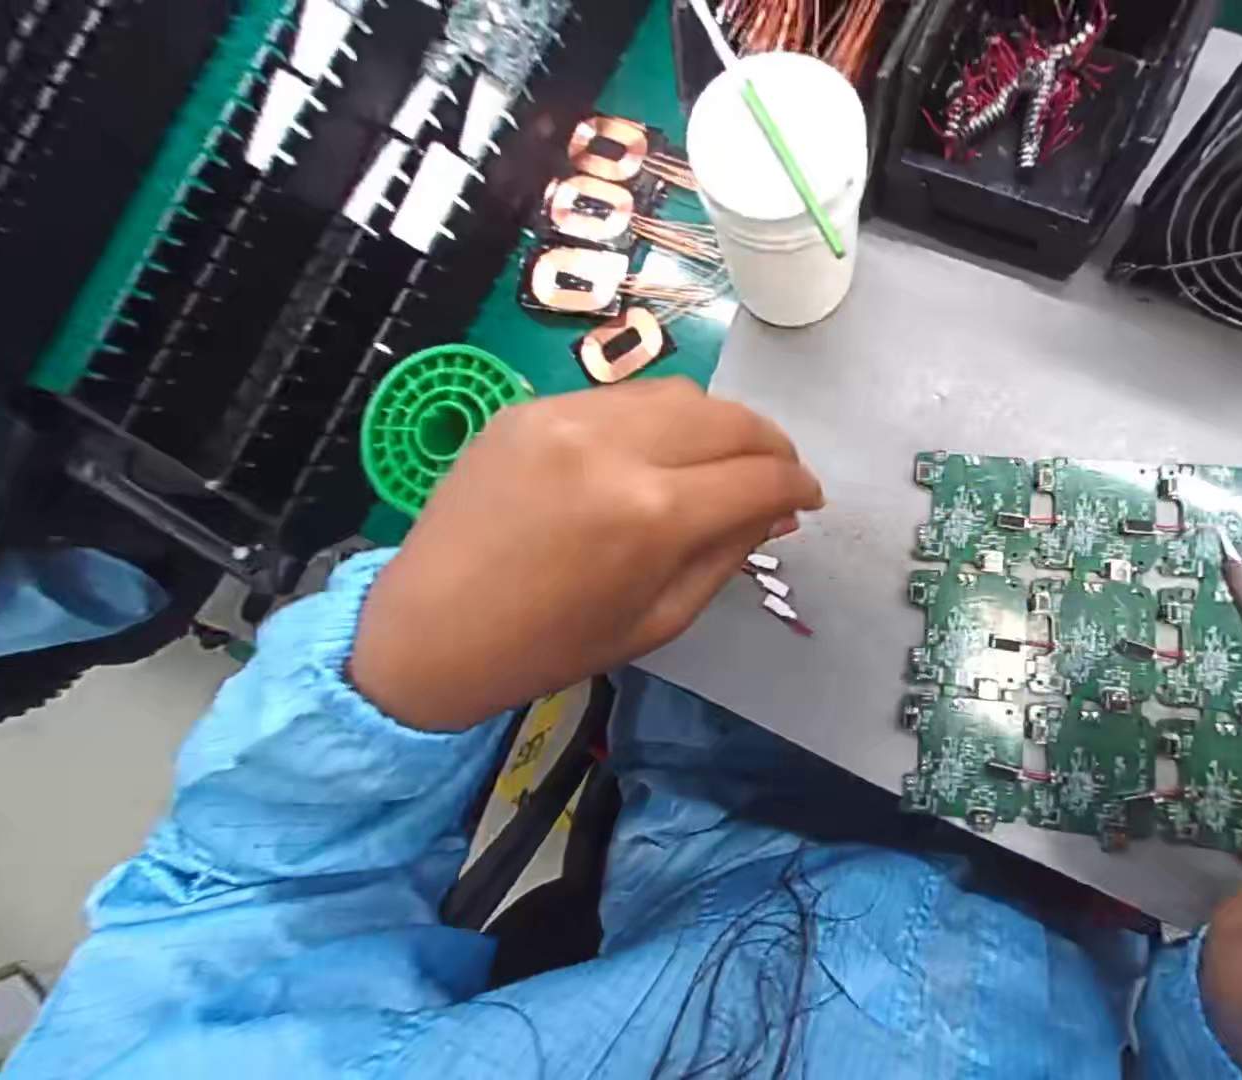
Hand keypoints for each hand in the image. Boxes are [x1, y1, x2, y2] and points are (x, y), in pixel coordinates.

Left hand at [350, 378, 822, 730]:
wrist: (432, 631)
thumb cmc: (552, 646)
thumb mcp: (659, 618)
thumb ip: (727, 552)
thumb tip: (778, 509)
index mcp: (652, 514)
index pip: (759, 478)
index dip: (799, 486)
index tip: (809, 498)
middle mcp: (614, 446)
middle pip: (729, 418)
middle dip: (771, 445)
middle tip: (777, 474)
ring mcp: (565, 415)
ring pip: (679, 394)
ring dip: (717, 426)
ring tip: (719, 461)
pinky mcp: (530, 407)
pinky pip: (620, 400)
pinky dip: (656, 423)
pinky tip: (651, 455)